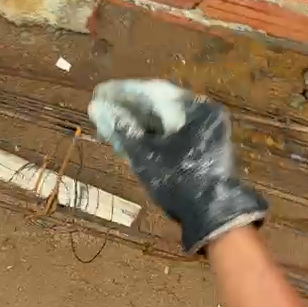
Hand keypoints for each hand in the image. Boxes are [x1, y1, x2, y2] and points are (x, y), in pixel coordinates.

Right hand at [89, 79, 267, 252]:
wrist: (211, 215)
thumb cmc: (179, 181)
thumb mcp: (145, 155)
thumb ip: (121, 128)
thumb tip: (96, 107)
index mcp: (193, 109)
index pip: (151, 92)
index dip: (122, 92)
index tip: (98, 93)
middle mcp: (201, 113)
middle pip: (157, 104)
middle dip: (126, 107)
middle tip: (100, 108)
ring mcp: (203, 129)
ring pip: (162, 119)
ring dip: (135, 121)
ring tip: (108, 124)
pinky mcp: (200, 144)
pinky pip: (170, 131)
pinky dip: (149, 133)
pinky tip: (127, 137)